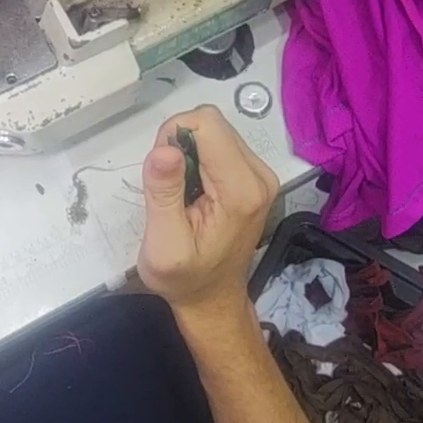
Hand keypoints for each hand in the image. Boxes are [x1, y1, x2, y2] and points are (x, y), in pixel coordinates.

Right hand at [137, 105, 279, 326]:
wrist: (212, 299)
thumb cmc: (184, 278)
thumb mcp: (164, 244)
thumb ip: (164, 193)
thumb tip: (165, 148)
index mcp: (240, 190)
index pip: (206, 124)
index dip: (173, 137)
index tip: (162, 174)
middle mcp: (259, 175)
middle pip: (213, 123)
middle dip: (180, 144)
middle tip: (170, 187)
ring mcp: (261, 175)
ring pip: (216, 131)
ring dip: (189, 152)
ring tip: (182, 192)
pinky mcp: (255, 177)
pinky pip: (222, 145)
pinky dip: (200, 159)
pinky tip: (194, 191)